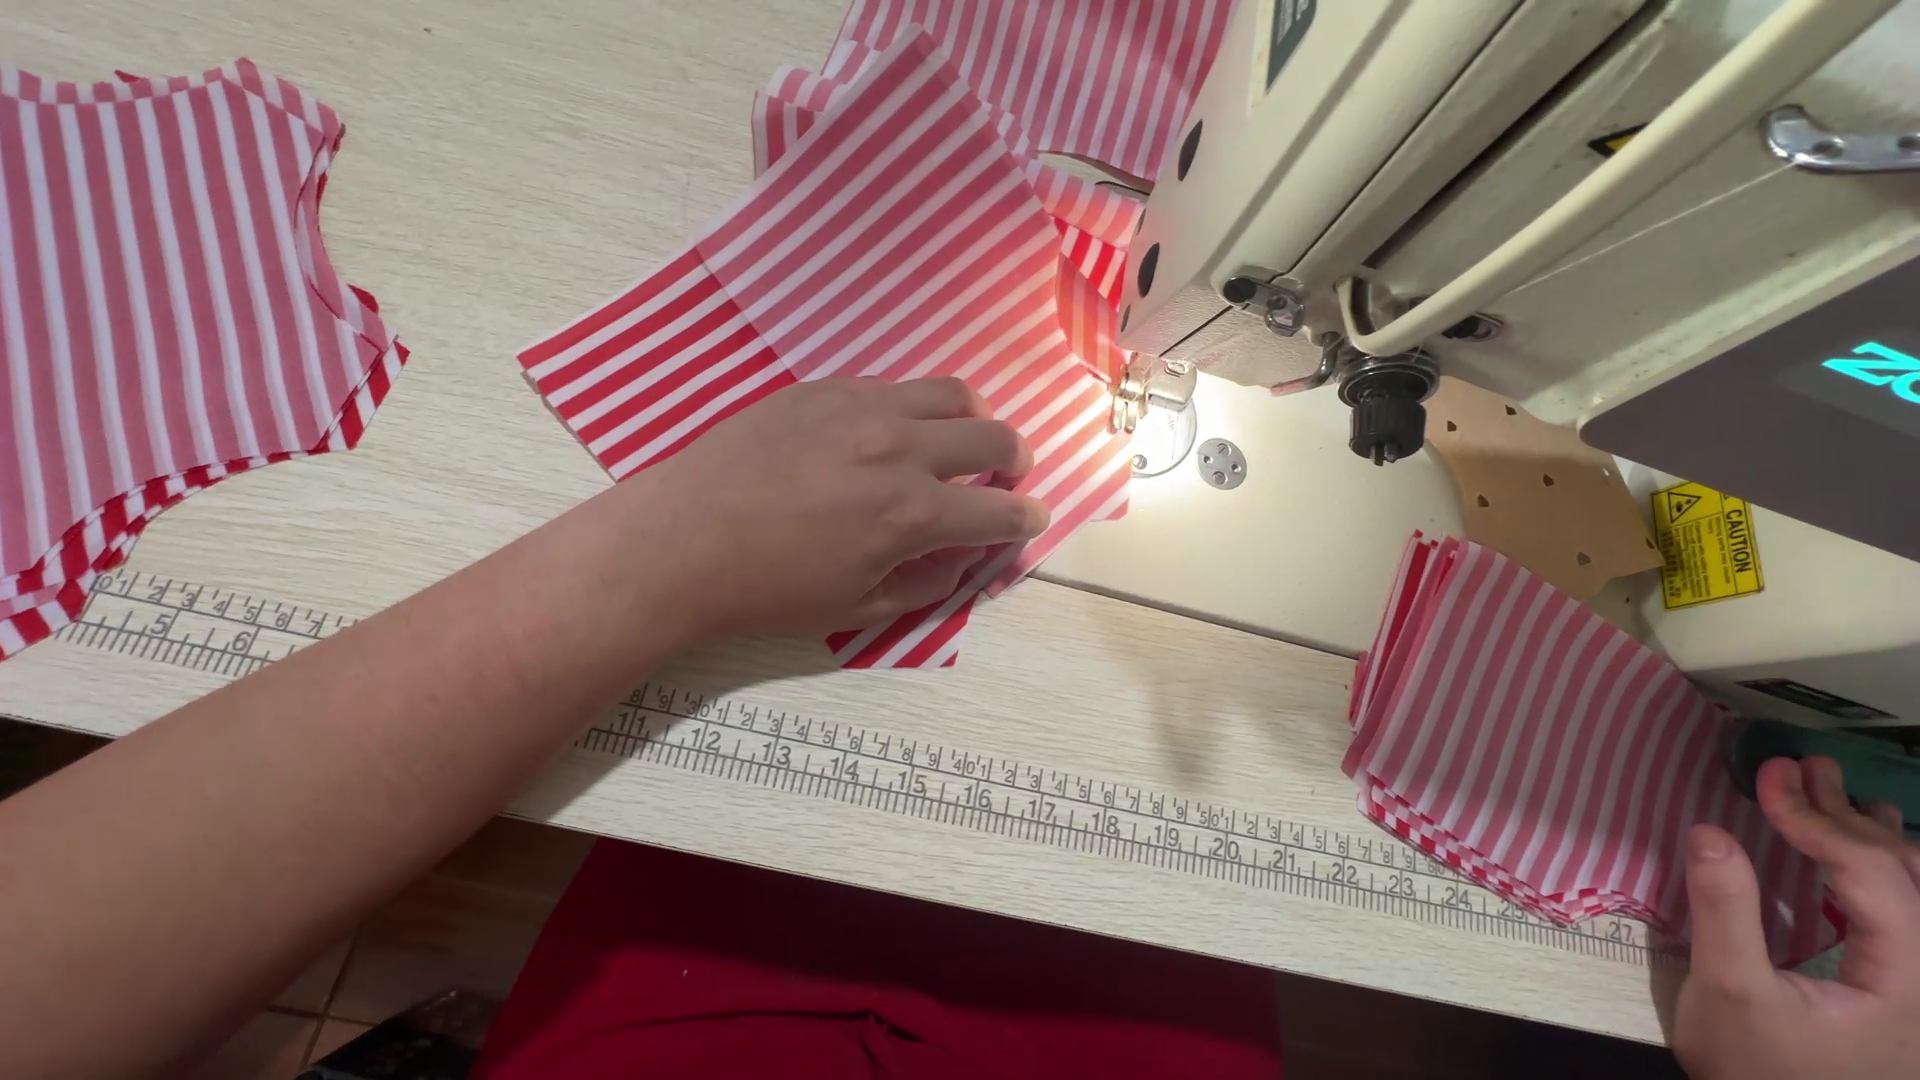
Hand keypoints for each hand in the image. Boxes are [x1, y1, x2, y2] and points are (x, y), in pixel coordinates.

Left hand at [611, 376, 1047, 641]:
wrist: (681, 541)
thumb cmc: (770, 590)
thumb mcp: (860, 610)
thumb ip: (929, 582)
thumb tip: (964, 556)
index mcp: (913, 513)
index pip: (1002, 511)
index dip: (1027, 519)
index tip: (1031, 519)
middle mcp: (900, 448)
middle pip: (993, 435)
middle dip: (1015, 459)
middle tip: (1007, 474)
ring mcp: (861, 407)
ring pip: (950, 393)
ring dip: (973, 419)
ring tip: (961, 438)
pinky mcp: (823, 387)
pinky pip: (892, 385)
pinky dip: (913, 408)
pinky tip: (890, 432)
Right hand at [1675, 756, 1919, 1078]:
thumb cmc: (1756, 1064)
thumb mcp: (1730, 990)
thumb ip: (1725, 911)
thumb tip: (1709, 831)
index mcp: (1908, 980)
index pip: (1876, 877)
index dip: (1819, 821)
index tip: (1765, 781)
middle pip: (1907, 875)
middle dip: (1843, 814)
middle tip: (1792, 766)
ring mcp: (1913, 980)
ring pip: (1913, 888)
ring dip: (1864, 831)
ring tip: (1823, 785)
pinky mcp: (1892, 983)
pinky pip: (1898, 908)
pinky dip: (1870, 864)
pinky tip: (1847, 845)